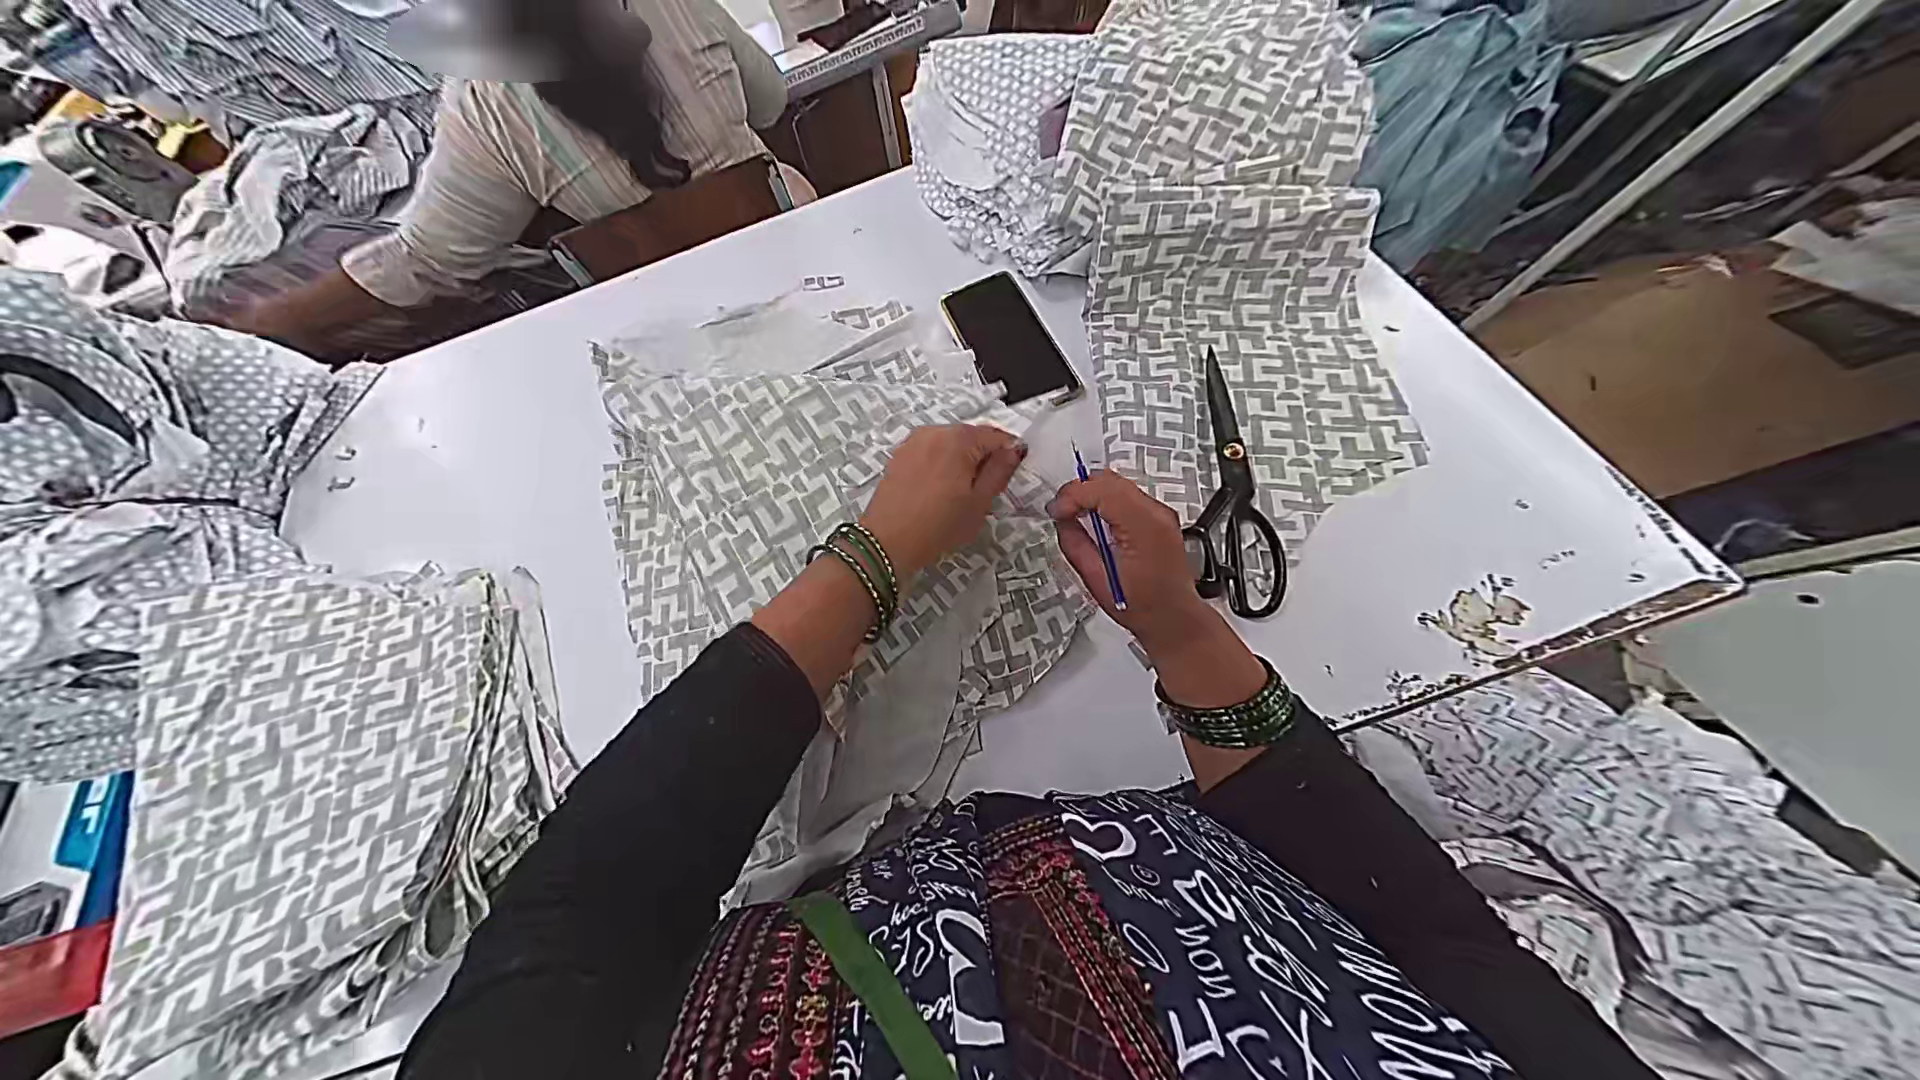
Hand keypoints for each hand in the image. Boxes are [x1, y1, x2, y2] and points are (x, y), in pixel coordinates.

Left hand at [861, 424, 1026, 577]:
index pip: (996, 436)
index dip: (1009, 453)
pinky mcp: (900, 456)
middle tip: (985, 491)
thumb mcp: (979, 503)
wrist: (887, 543)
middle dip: (983, 458)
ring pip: (950, 445)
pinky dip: (941, 466)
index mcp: (959, 439)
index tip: (1011, 473)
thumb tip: (1013, 450)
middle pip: (971, 437)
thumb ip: (1000, 471)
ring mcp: (913, 442)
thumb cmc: (937, 526)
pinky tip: (939, 492)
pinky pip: (930, 453)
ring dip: (961, 462)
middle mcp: (934, 432)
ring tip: (960, 495)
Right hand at [1048, 471, 1264, 708]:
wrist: (1173, 618)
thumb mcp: (1097, 578)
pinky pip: (1127, 497)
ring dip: (1092, 496)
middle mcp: (1157, 514)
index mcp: (1143, 527)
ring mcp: (1161, 514)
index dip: (1071, 496)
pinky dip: (1106, 502)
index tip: (1057, 511)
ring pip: (1117, 484)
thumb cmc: (1144, 606)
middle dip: (1079, 491)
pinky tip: (1096, 523)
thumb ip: (1075, 544)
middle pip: (1109, 480)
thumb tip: (1063, 522)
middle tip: (1062, 512)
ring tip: (1076, 518)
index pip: (1100, 489)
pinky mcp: (1159, 519)